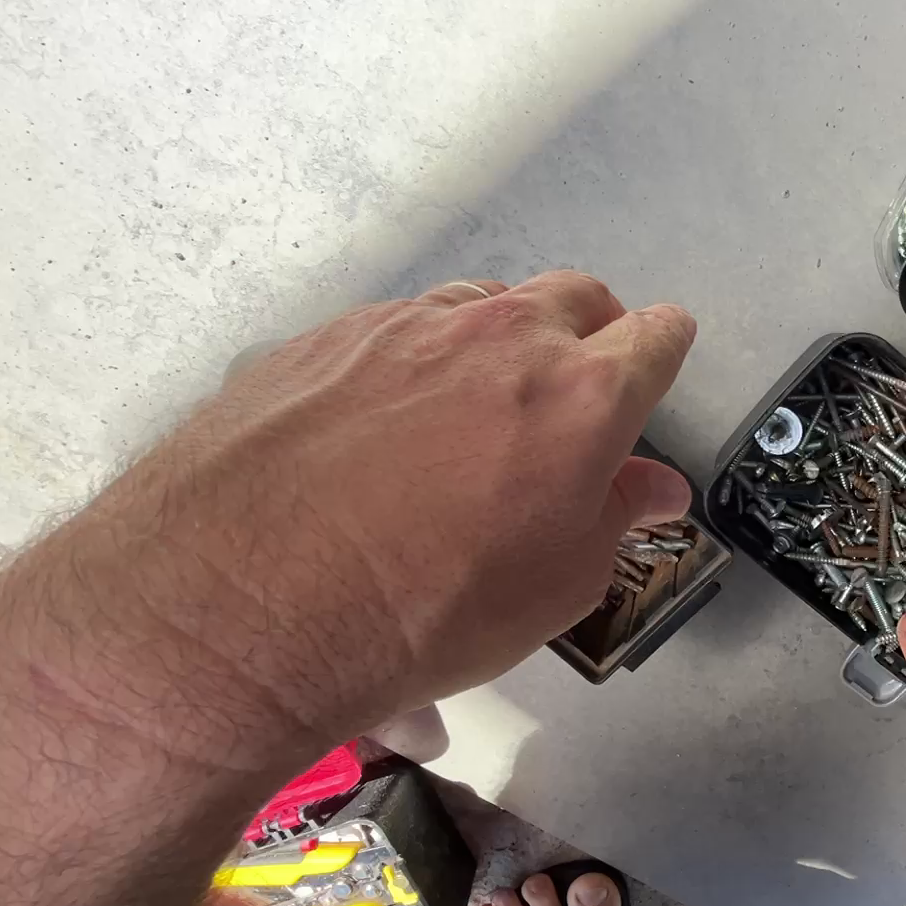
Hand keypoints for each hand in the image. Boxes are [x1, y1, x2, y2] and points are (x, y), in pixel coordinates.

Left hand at [14, 272, 695, 758]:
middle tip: (578, 398)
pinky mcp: (331, 333)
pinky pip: (410, 324)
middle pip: (580, 296)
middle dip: (597, 335)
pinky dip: (433, 356)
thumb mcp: (561, 582)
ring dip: (513, 341)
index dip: (667, 352)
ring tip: (485, 413)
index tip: (658, 371)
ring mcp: (411, 324)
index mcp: (583, 395)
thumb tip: (662, 487)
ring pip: (493, 303)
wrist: (238, 609)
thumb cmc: (438, 609)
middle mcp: (505, 336)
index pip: (657, 338)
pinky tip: (397, 422)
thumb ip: (619, 514)